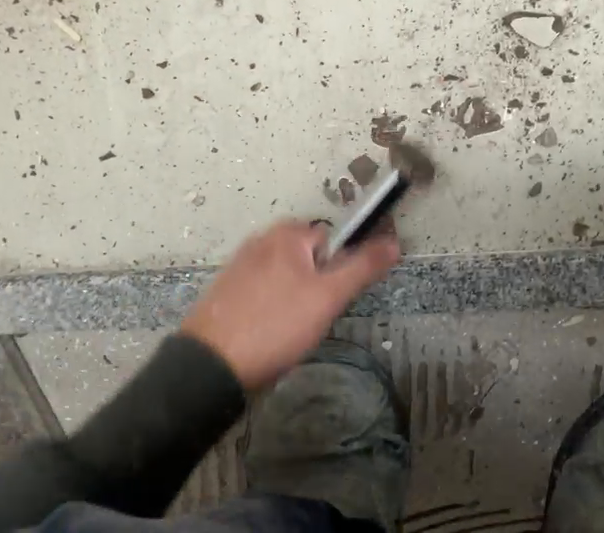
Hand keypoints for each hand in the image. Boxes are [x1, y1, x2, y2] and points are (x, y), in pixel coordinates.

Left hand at [180, 220, 399, 390]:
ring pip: (287, 279)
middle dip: (316, 287)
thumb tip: (394, 242)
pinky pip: (263, 295)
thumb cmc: (275, 326)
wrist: (209, 369)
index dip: (338, 271)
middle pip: (309, 259)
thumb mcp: (329, 297)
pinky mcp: (224, 293)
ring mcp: (239, 266)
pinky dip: (270, 311)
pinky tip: (267, 335)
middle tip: (311, 317)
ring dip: (293, 301)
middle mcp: (261, 240)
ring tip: (288, 331)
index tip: (332, 299)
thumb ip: (363, 267)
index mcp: (287, 234)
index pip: (333, 240)